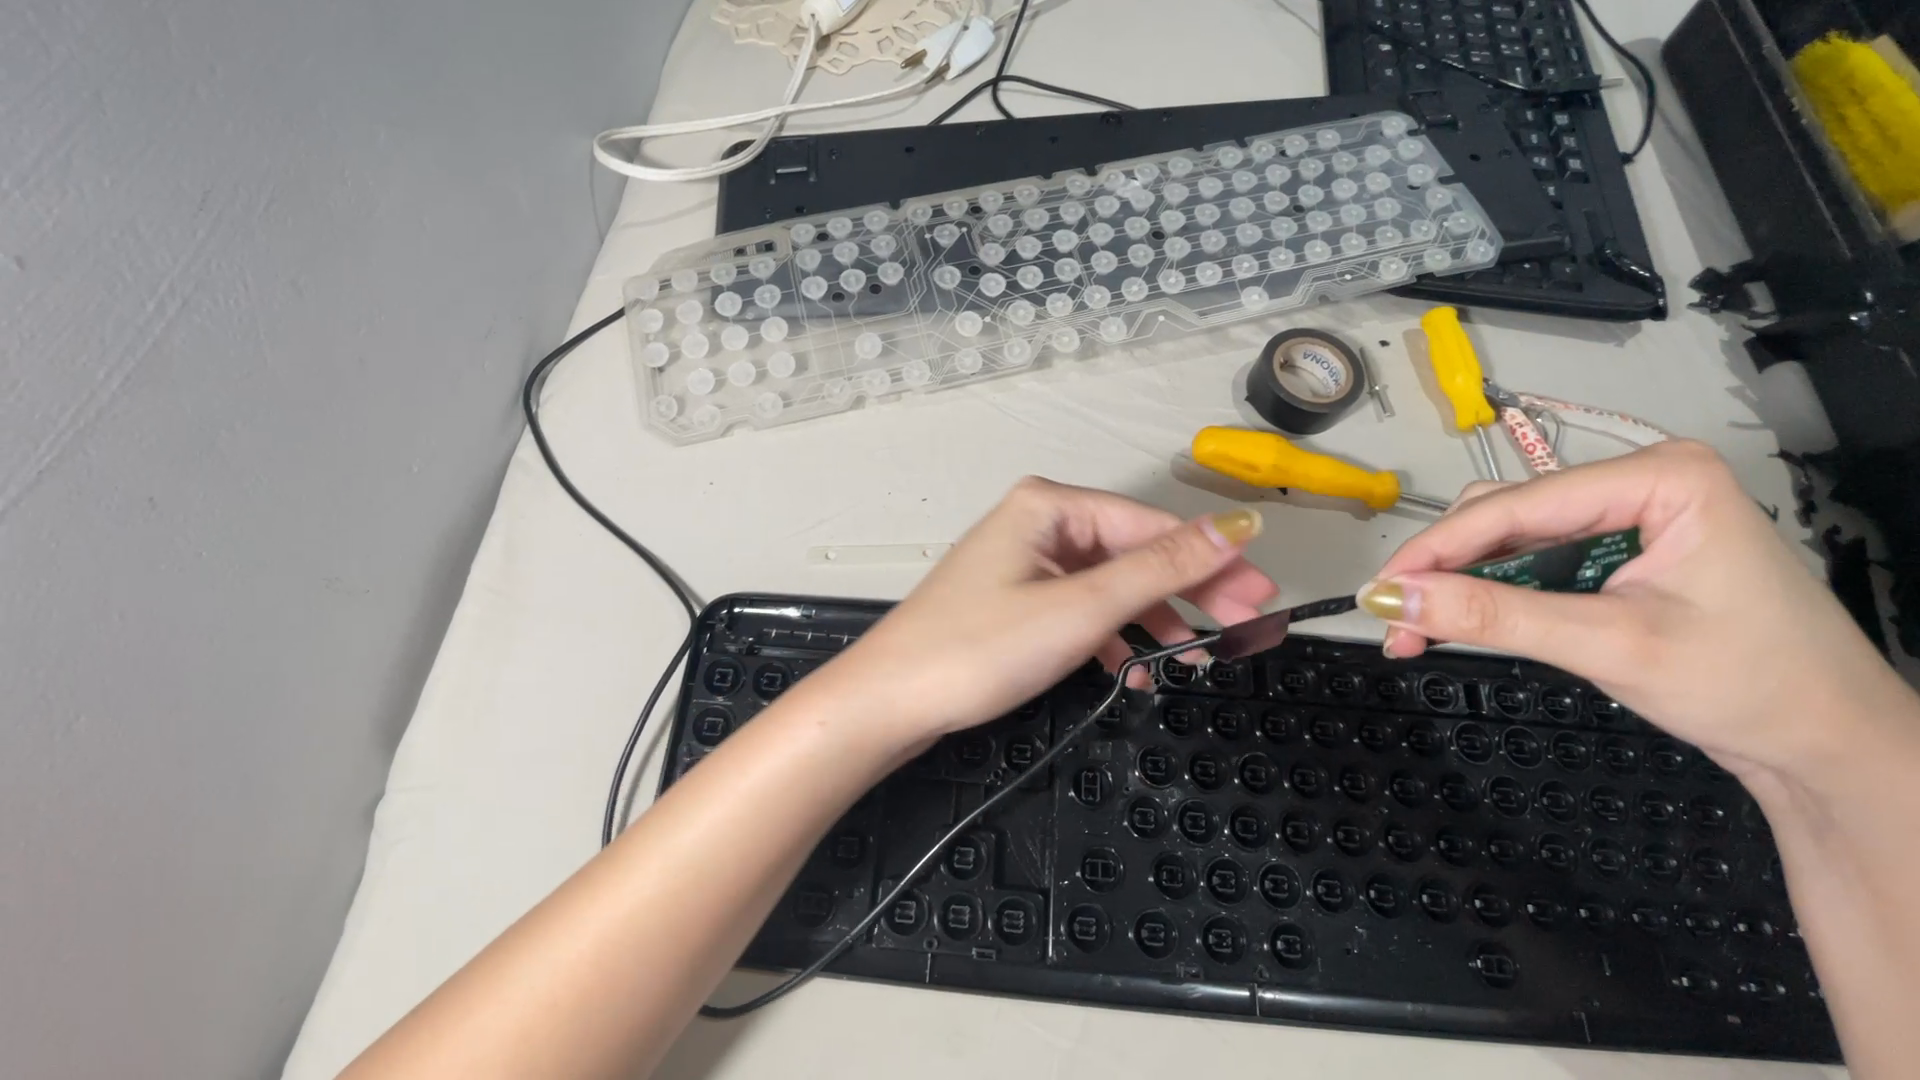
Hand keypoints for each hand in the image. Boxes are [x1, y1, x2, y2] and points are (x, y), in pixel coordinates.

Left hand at [812, 477, 1278, 748]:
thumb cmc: (977, 649)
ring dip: (1152, 622)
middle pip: (1135, 553)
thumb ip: (1160, 569)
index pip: (1152, 525)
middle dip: (1188, 594)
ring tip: (1192, 661)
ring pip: (1111, 587)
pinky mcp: (1017, 602)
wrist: (889, 703)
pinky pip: (1081, 611)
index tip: (1262, 594)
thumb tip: (1234, 526)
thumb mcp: (1080, 609)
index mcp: (1050, 506)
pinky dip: (1111, 639)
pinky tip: (1137, 672)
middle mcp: (1039, 524)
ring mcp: (1026, 565)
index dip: (1213, 560)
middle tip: (1242, 630)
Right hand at [1356, 440, 1915, 782]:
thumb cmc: (1748, 684)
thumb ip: (1495, 616)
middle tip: (1395, 622)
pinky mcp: (1614, 553)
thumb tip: (1390, 598)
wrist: (1830, 744)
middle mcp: (1636, 484)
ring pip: (1506, 541)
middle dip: (1443, 572)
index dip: (1435, 549)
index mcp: (1658, 478)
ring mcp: (1625, 518)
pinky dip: (1486, 598)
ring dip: (1456, 587)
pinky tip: (1451, 623)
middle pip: (1504, 517)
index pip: (1516, 507)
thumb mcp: (1611, 645)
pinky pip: (1528, 564)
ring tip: (1413, 632)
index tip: (1377, 590)